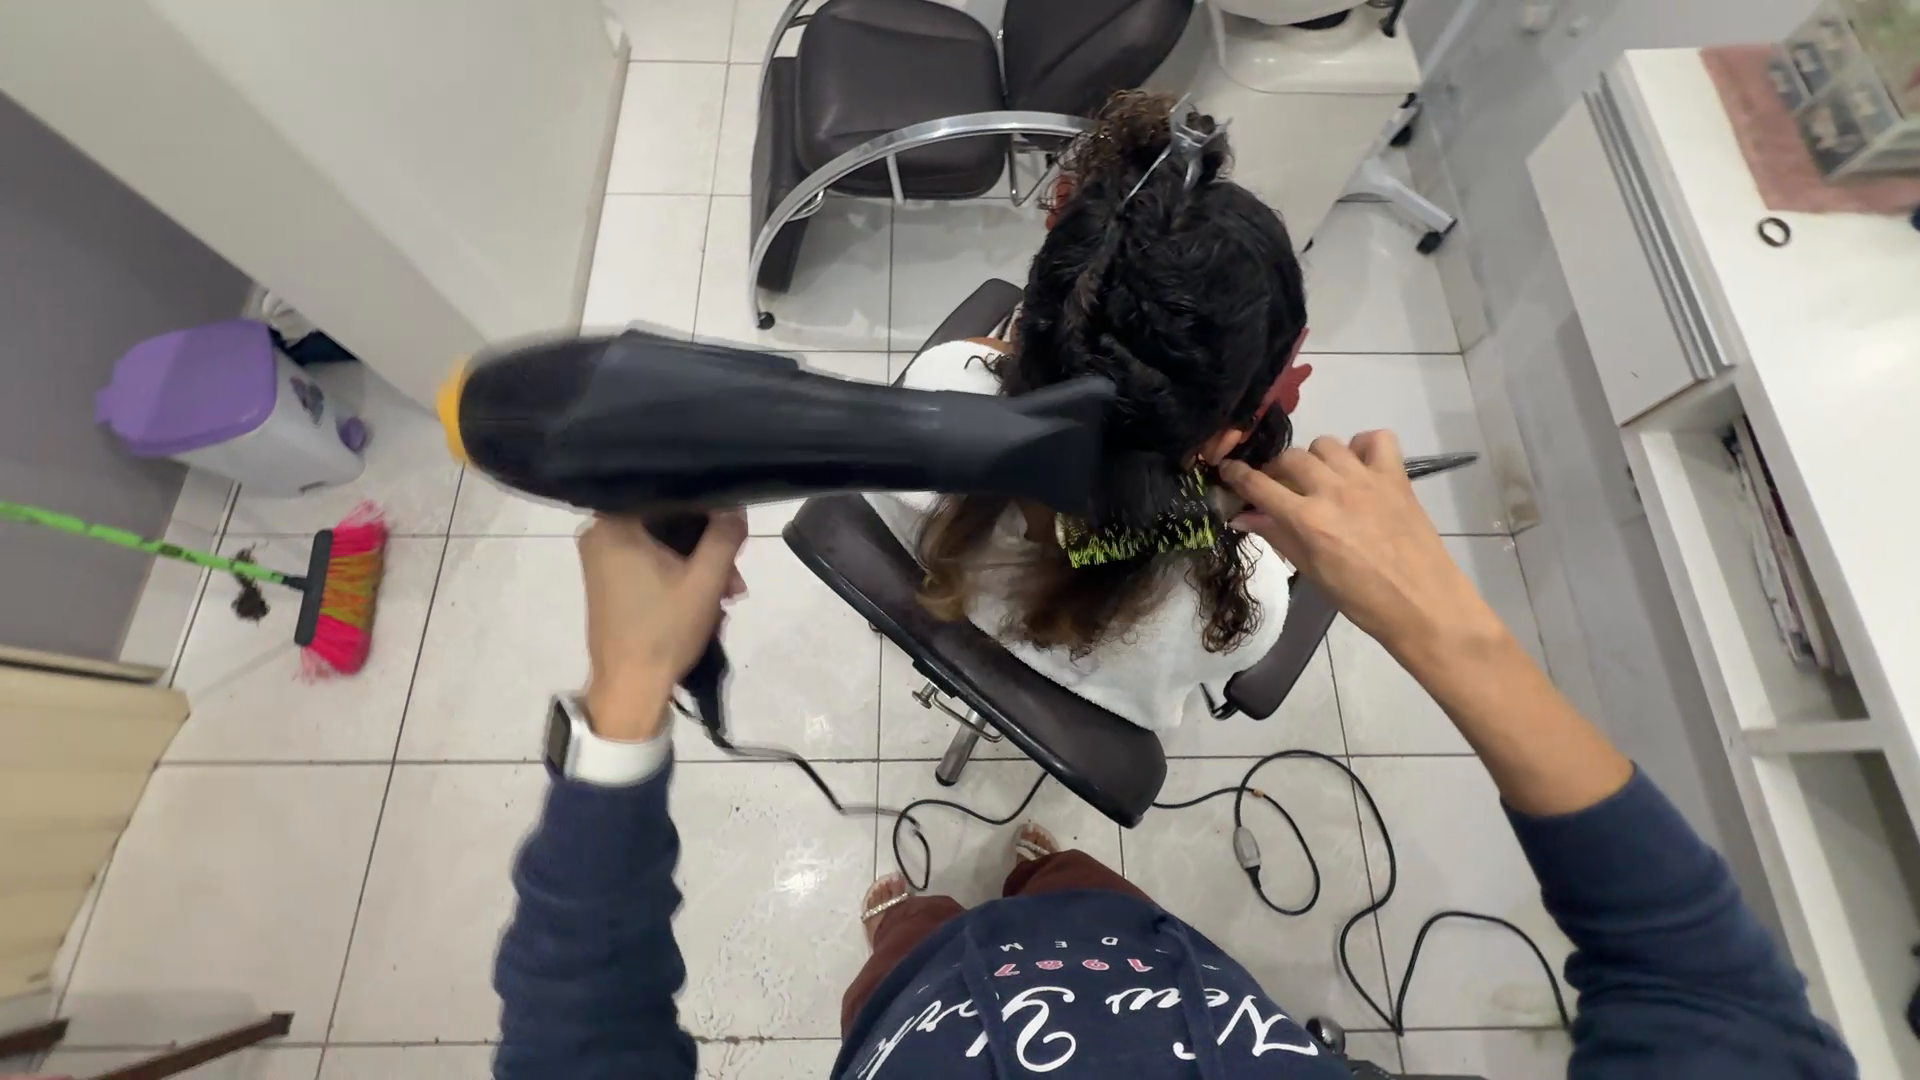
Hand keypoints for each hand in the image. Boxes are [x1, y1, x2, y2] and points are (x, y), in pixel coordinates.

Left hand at [578, 511, 747, 740]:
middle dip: (709, 546)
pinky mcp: (610, 580)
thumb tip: (736, 508)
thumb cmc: (665, 629)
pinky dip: (681, 575)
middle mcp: (600, 534)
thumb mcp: (706, 580)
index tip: (737, 535)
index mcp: (614, 525)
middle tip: (736, 576)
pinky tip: (708, 598)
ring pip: (665, 544)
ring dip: (701, 565)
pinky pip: (653, 561)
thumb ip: (725, 536)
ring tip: (729, 594)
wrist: (631, 686)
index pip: (672, 496)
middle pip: (670, 522)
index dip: (712, 510)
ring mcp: (603, 559)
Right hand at [1219, 432, 1506, 664]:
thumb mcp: (1310, 570)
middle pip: (1290, 458)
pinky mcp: (1397, 477)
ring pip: (1327, 444)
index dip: (1236, 475)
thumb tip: (1242, 516)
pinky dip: (1362, 446)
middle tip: (1279, 487)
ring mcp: (1368, 480)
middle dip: (1277, 470)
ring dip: (1315, 458)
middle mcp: (1334, 491)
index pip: (1259, 485)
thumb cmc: (1360, 598)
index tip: (1226, 471)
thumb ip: (1277, 535)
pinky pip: (1376, 439)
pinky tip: (1358, 467)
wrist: (1423, 604)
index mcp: (1308, 519)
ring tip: (1319, 477)